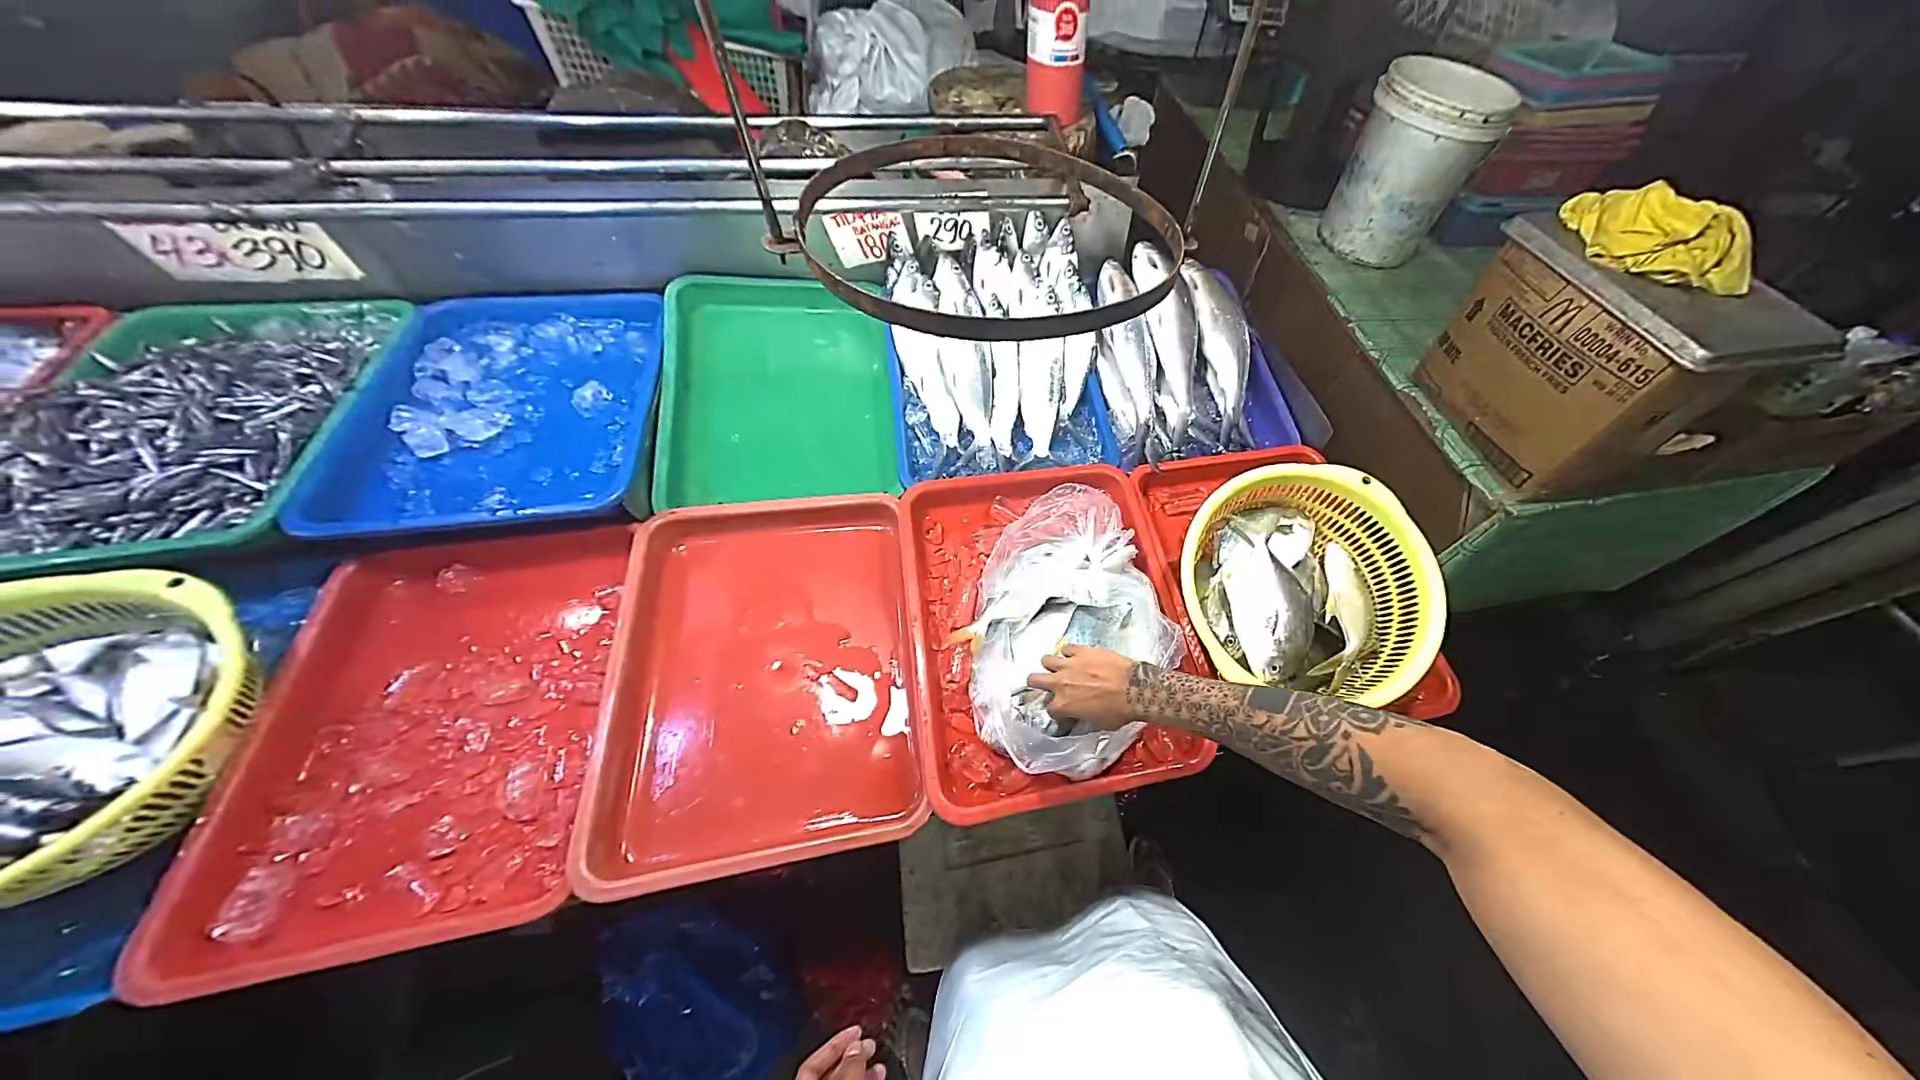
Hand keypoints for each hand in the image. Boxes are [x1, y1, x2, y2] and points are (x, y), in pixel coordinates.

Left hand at [796, 1025, 883, 1079]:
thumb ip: (849, 1066)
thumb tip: (857, 1046)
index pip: (813, 1061)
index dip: (835, 1044)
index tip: (857, 1030)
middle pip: (829, 1071)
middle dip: (852, 1056)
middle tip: (870, 1044)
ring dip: (861, 1070)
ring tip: (879, 1065)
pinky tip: (877, 1076)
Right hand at [1025, 644, 1136, 729]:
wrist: (1135, 689)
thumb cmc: (1119, 711)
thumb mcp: (1097, 723)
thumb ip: (1081, 717)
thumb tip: (1078, 714)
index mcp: (1063, 705)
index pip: (1049, 708)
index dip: (1056, 708)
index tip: (1063, 707)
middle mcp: (1060, 683)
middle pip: (1034, 679)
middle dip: (1038, 682)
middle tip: (1048, 682)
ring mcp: (1069, 664)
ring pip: (1046, 659)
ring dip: (1052, 664)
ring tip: (1063, 667)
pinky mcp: (1080, 650)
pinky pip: (1066, 648)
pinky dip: (1070, 653)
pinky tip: (1078, 656)